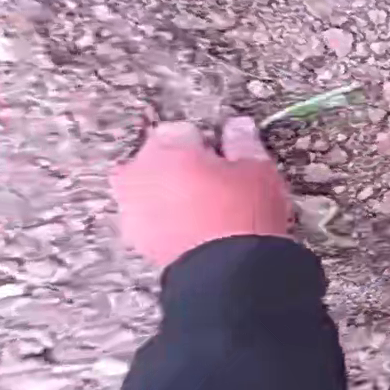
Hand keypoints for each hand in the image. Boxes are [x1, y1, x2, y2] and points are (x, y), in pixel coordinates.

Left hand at [111, 117, 293, 266]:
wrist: (226, 263)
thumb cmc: (245, 208)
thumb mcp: (259, 170)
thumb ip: (243, 144)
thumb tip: (237, 126)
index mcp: (167, 152)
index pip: (181, 129)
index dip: (208, 138)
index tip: (229, 151)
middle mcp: (137, 174)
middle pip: (158, 158)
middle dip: (183, 163)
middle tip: (220, 176)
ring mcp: (130, 206)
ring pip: (151, 186)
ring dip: (173, 188)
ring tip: (211, 203)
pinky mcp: (134, 234)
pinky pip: (150, 212)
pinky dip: (169, 212)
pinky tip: (200, 222)